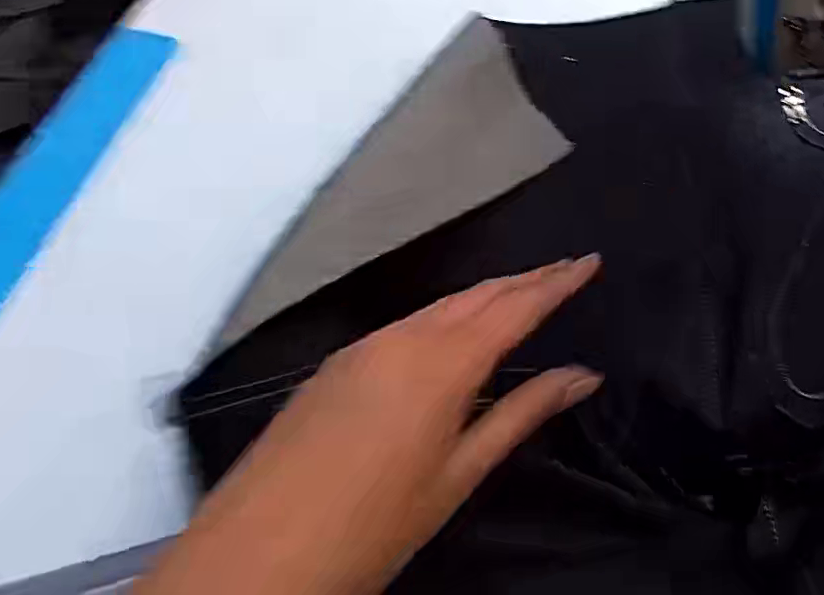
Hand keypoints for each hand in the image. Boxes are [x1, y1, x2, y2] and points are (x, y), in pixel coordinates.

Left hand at [136, 256, 603, 594]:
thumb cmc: (367, 530)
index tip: (593, 260)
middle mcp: (404, 341)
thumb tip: (587, 374)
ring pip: (444, 304)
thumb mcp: (459, 475)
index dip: (560, 281)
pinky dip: (450, 311)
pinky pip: (409, 322)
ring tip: (525, 289)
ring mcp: (361, 352)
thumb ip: (525, 411)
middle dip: (530, 278)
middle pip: (482, 294)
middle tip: (568, 266)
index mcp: (444, 364)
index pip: (519, 306)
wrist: (230, 581)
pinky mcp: (330, 370)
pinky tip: (457, 326)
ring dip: (491, 292)